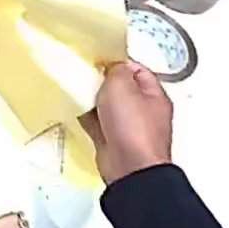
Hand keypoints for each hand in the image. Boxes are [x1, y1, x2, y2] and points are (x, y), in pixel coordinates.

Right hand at [85, 62, 173, 185]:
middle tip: (85, 73)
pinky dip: (86, 115)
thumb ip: (116, 69)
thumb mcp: (122, 85)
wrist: (129, 168)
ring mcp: (128, 128)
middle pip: (120, 88)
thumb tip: (112, 68)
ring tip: (76, 87)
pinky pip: (96, 121)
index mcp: (154, 96)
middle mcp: (144, 111)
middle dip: (102, 80)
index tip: (98, 59)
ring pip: (106, 105)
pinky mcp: (112, 140)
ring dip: (92, 97)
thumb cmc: (132, 124)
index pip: (137, 70)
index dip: (118, 62)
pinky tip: (74, 106)